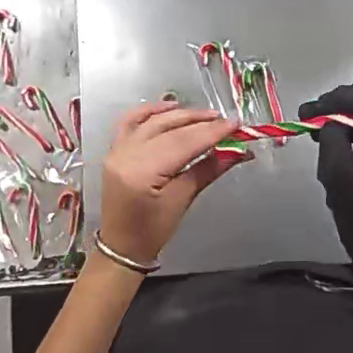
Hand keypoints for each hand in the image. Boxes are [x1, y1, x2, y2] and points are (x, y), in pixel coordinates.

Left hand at [99, 100, 241, 262]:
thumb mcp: (182, 202)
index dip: (211, 132)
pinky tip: (171, 107)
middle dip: (200, 122)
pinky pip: (131, 121)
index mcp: (142, 172)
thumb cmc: (152, 231)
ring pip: (152, 122)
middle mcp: (126, 155)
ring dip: (180, 115)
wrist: (122, 245)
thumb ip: (207, 170)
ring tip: (206, 115)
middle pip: (169, 130)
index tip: (235, 124)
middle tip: (226, 121)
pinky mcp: (115, 150)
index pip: (182, 143)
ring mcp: (117, 150)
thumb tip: (237, 152)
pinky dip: (151, 111)